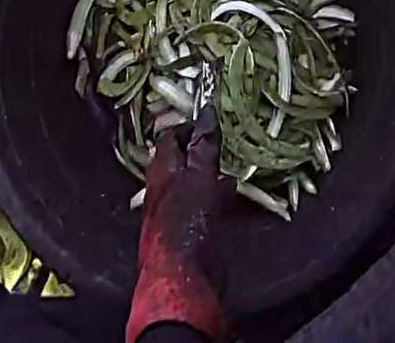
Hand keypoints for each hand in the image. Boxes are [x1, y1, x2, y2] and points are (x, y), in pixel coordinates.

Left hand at [127, 107, 228, 342]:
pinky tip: (230, 199)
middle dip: (202, 149)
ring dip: (210, 173)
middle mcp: (162, 189)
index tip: (211, 120)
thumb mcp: (200, 175)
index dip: (190, 125)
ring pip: (191, 181)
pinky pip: (199, 204)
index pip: (171, 136)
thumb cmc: (186, 224)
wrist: (182, 282)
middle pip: (181, 159)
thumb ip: (204, 145)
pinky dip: (215, 196)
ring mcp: (171, 212)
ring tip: (232, 168)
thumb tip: (207, 113)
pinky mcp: (183, 232)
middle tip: (224, 142)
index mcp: (161, 171)